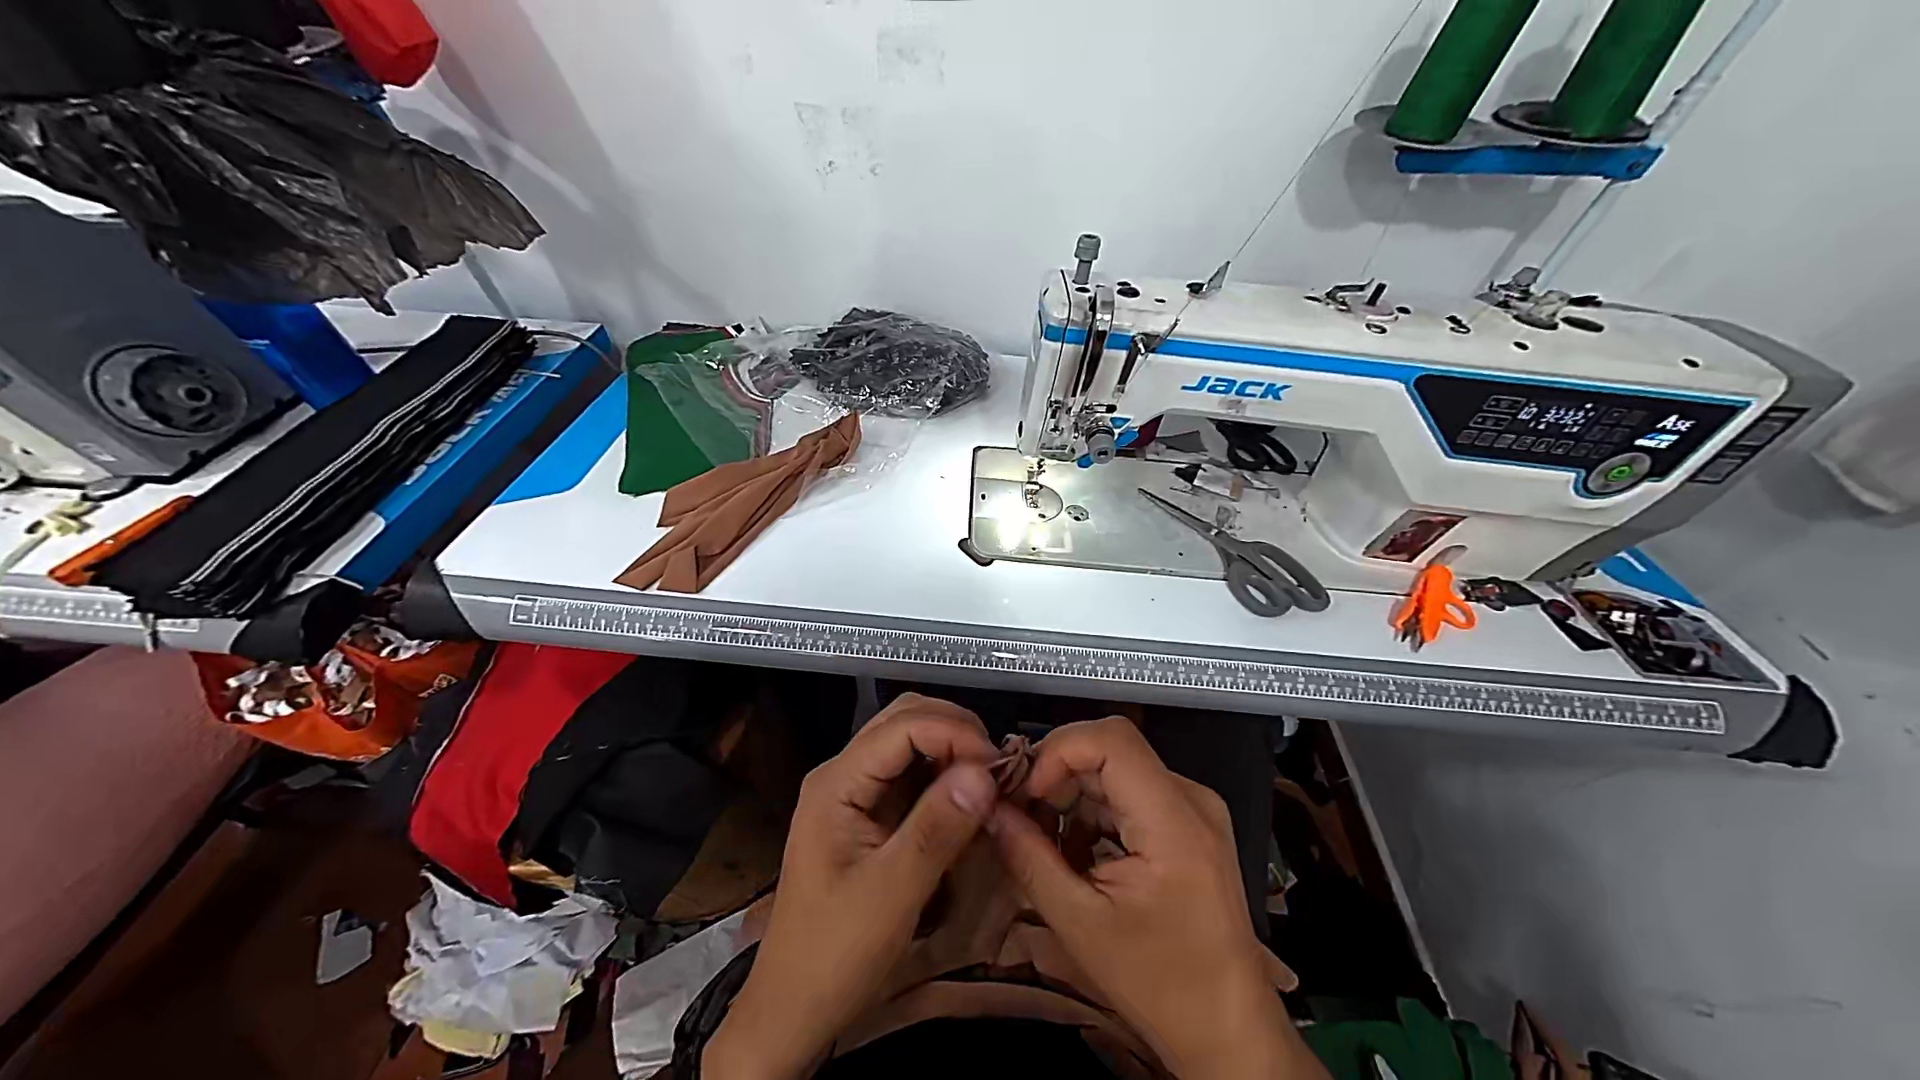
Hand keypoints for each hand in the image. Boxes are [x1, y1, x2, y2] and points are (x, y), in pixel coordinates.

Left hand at [704, 694, 999, 1079]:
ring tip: (991, 782)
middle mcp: (843, 773)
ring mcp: (854, 791)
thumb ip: (937, 829)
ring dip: (953, 750)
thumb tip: (985, 772)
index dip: (955, 734)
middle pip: (905, 719)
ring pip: (910, 741)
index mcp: (837, 783)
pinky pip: (911, 773)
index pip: (903, 725)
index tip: (999, 767)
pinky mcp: (868, 813)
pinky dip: (945, 774)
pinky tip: (969, 798)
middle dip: (957, 732)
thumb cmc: (836, 953)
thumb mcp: (892, 894)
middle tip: (1000, 769)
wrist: (794, 1006)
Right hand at [990, 717, 1328, 1079]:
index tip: (1025, 792)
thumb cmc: (1158, 982)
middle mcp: (1191, 798)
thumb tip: (989, 809)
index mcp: (1173, 819)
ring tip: (1045, 839)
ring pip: (1117, 768)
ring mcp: (1194, 808)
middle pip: (1110, 750)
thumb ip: (1029, 856)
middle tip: (1021, 814)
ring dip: (1073, 794)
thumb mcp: (1079, 922)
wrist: (1228, 1028)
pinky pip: (1132, 792)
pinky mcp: (1190, 823)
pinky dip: (1095, 810)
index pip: (1110, 739)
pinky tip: (1077, 851)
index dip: (1058, 751)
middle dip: (1057, 774)